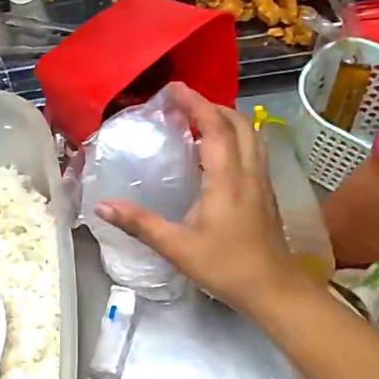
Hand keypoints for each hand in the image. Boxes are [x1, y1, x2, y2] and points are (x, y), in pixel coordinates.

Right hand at [95, 84, 313, 315]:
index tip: (173, 89)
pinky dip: (237, 139)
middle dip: (211, 106)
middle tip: (182, 105)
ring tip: (200, 122)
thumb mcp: (178, 248)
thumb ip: (141, 224)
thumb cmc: (226, 267)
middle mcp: (249, 171)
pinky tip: (220, 155)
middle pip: (237, 122)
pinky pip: (254, 151)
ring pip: (251, 135)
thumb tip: (103, 206)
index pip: (214, 125)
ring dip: (227, 120)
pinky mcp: (267, 194)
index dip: (195, 102)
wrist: (274, 289)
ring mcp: (263, 182)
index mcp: (227, 178)